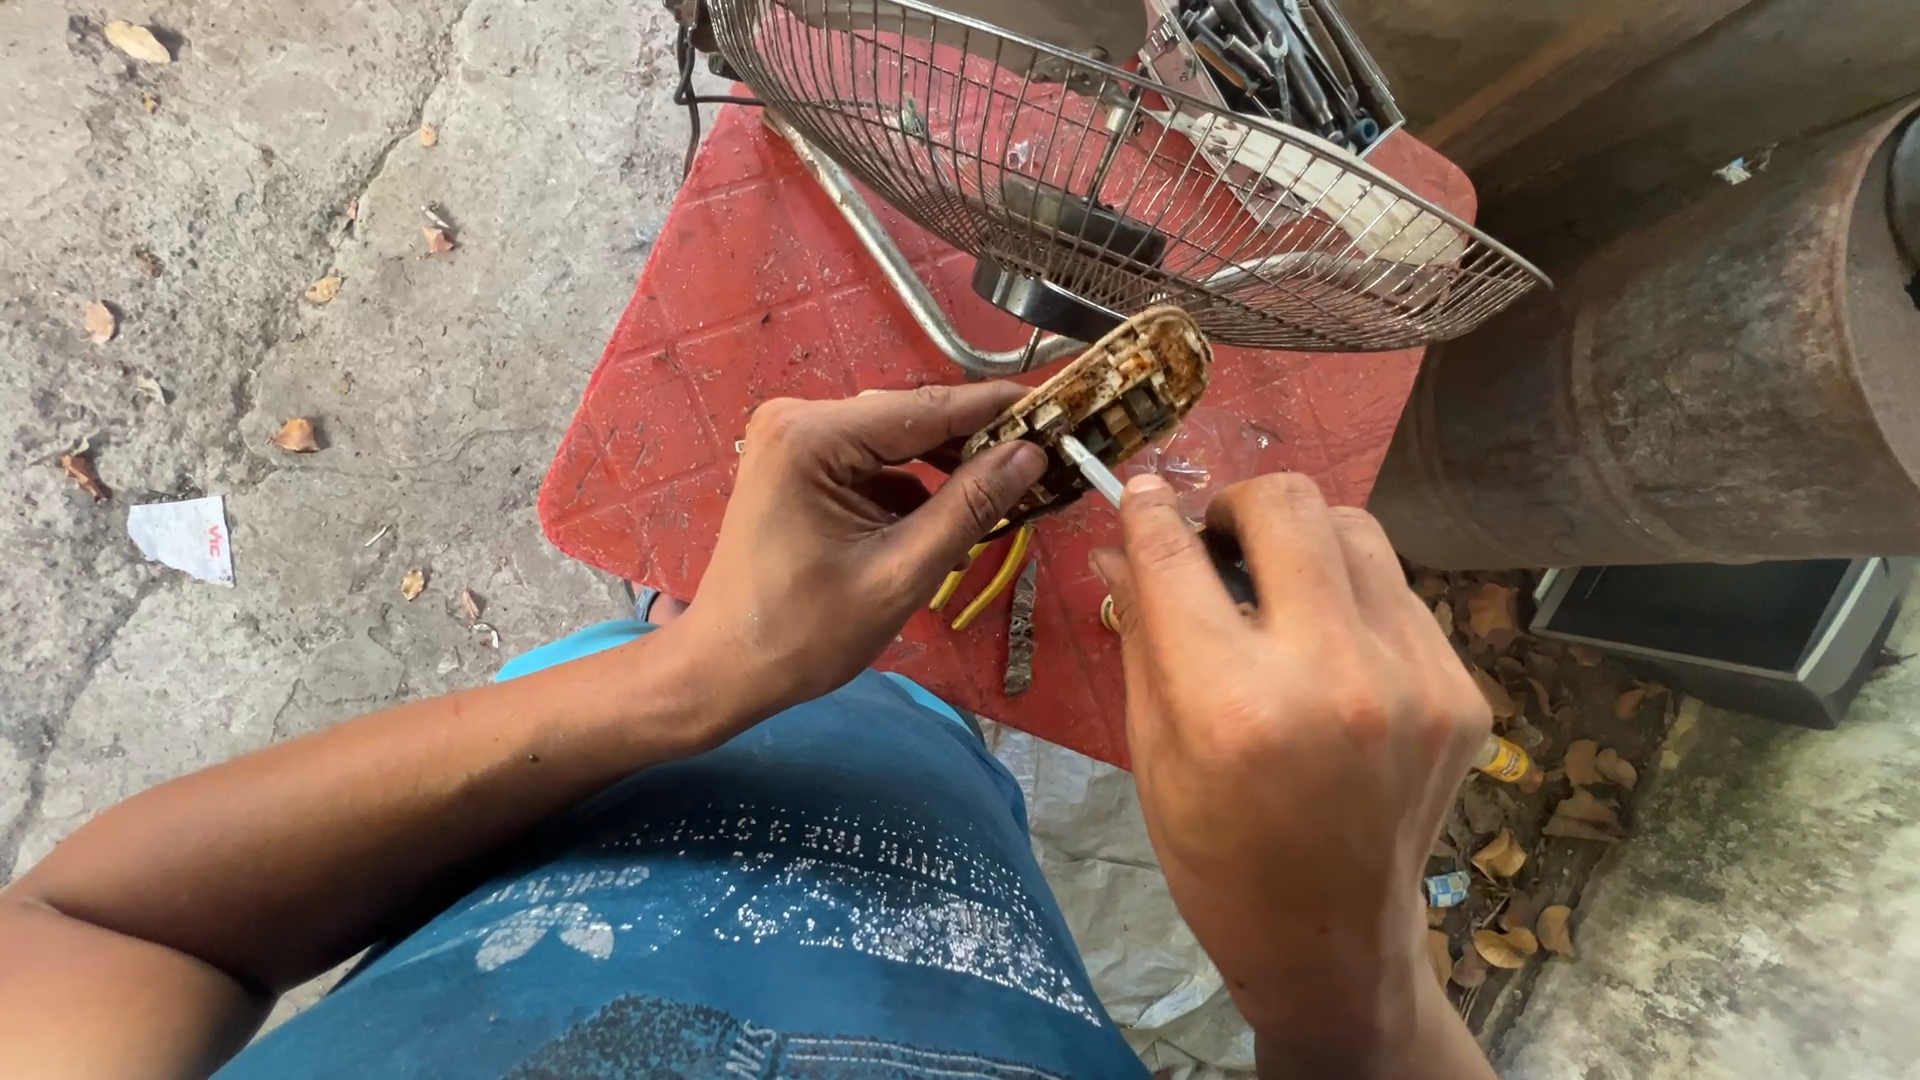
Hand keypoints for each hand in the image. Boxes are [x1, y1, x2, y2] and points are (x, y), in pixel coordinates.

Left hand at [676, 384, 1045, 721]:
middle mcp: (798, 419)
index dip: (997, 407)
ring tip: (1005, 488)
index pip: (926, 408)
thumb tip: (1030, 454)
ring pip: (894, 441)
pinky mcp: (799, 466)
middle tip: (1042, 457)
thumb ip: (969, 507)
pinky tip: (947, 511)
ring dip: (945, 466)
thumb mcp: (901, 573)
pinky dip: (911, 486)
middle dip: (974, 442)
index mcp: (812, 437)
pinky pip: (871, 463)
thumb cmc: (805, 634)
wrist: (726, 669)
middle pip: (910, 420)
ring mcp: (794, 441)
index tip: (1057, 403)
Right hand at [1090, 472, 1491, 1073]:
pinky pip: (1395, 588)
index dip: (1147, 509)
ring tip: (1274, 582)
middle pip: (1284, 505)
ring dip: (1298, 536)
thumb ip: (1140, 630)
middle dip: (1232, 503)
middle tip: (1214, 539)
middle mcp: (1330, 675)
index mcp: (1228, 702)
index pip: (1174, 557)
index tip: (1139, 491)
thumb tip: (1116, 549)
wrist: (1329, 941)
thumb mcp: (1151, 743)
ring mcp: (1412, 679)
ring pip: (1353, 526)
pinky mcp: (1460, 691)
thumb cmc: (1210, 849)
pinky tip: (1326, 640)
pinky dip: (1348, 591)